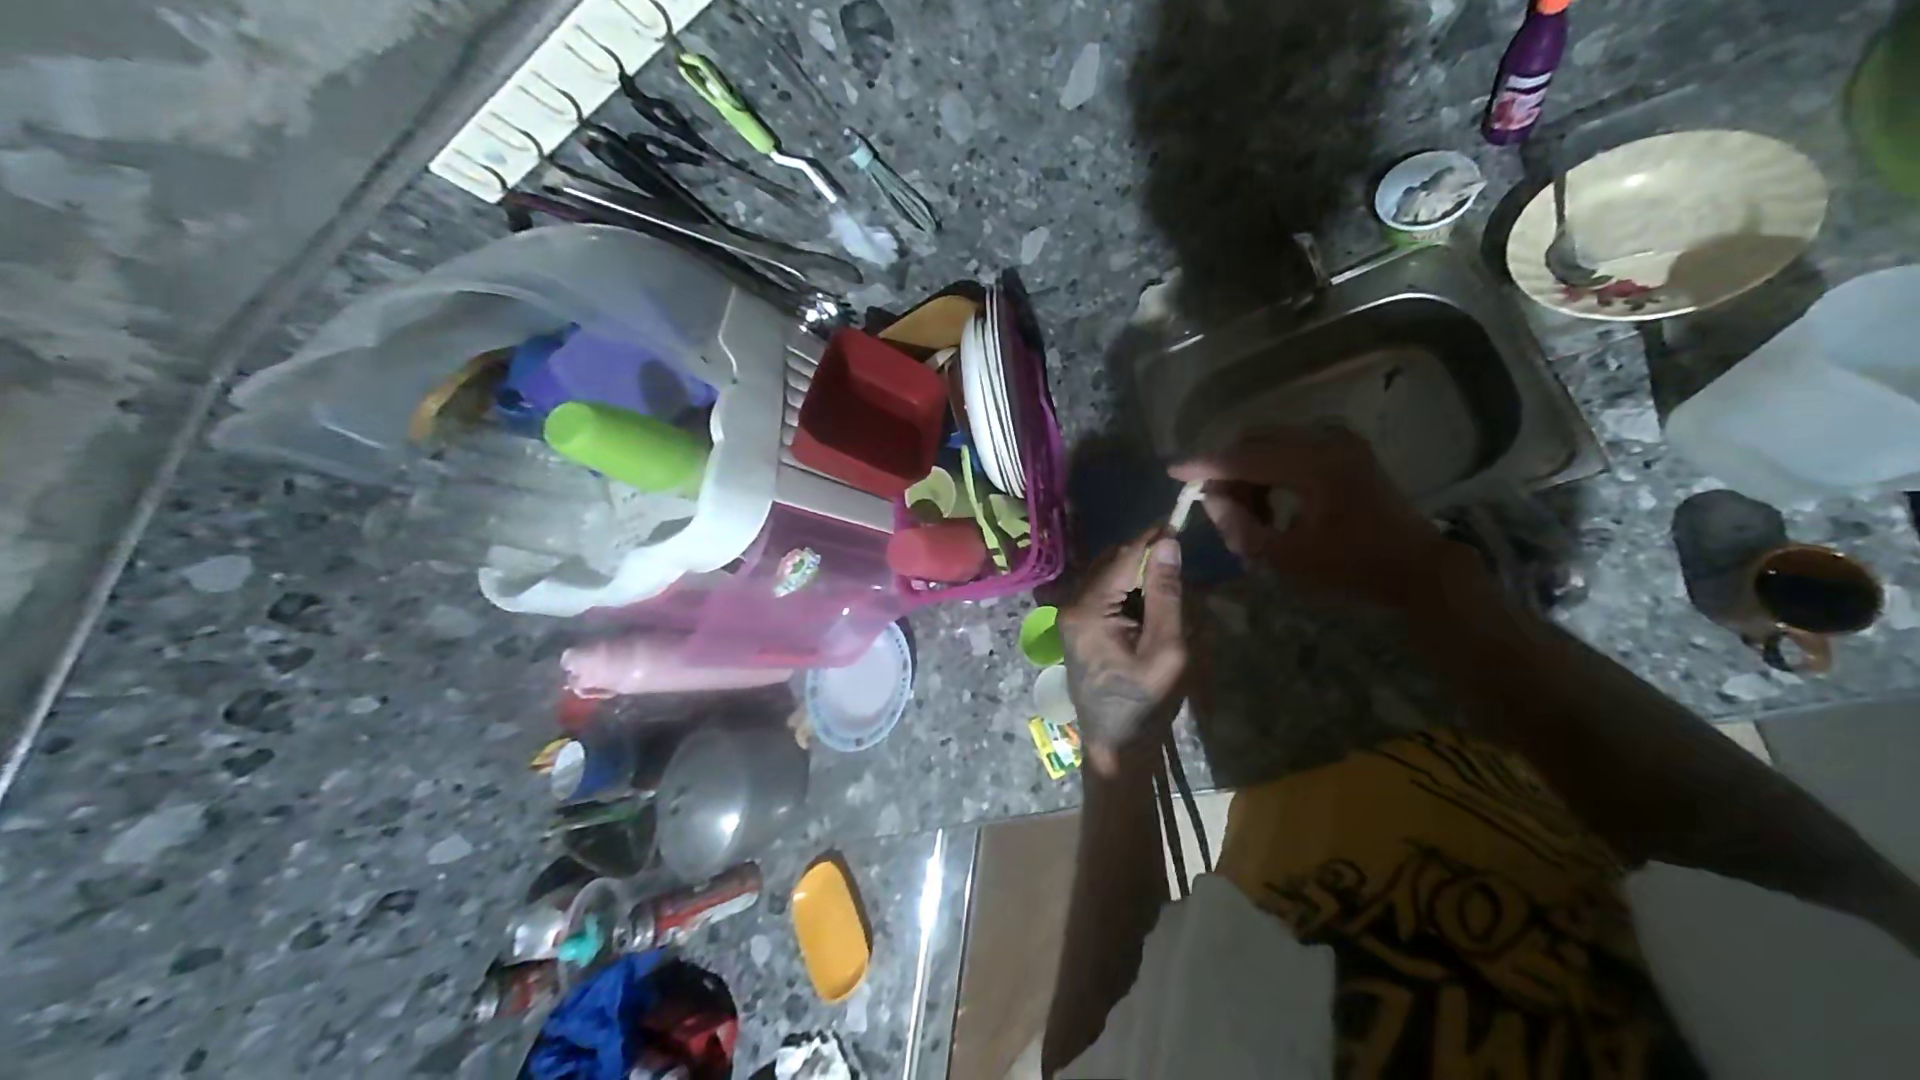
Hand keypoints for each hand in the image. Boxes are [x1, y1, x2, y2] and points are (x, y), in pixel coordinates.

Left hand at [1057, 531, 1187, 776]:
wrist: (1115, 744)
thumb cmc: (1145, 702)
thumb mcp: (1166, 648)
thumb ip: (1165, 594)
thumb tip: (1167, 543)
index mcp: (1088, 609)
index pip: (1123, 557)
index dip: (1152, 537)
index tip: (1179, 519)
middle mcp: (1071, 605)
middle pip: (1112, 562)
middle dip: (1145, 555)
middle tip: (1180, 556)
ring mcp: (1070, 616)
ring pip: (1108, 576)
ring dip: (1138, 573)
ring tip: (1170, 582)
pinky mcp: (1078, 627)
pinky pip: (1104, 594)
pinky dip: (1128, 591)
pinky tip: (1152, 603)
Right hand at [1170, 427, 1467, 613]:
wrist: (1417, 567)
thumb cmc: (1353, 567)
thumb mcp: (1287, 557)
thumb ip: (1240, 527)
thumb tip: (1209, 499)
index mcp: (1317, 465)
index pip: (1245, 457)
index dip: (1205, 465)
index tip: (1173, 471)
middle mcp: (1327, 440)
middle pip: (1255, 440)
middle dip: (1228, 469)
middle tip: (1218, 506)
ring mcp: (1339, 440)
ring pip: (1270, 442)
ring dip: (1248, 471)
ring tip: (1248, 511)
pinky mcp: (1344, 448)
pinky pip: (1290, 448)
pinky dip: (1269, 469)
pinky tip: (1270, 501)